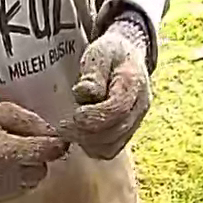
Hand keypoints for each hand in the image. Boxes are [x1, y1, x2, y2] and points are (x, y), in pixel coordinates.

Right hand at [0, 102, 67, 201]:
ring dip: (30, 169)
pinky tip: (6, 168)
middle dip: (38, 157)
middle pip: (40, 169)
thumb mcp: (4, 112)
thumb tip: (56, 136)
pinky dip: (21, 179)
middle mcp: (2, 175)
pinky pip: (23, 189)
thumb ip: (32, 122)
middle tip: (24, 145)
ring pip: (34, 181)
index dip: (55, 146)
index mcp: (3, 151)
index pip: (42, 152)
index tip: (61, 141)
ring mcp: (0, 190)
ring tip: (12, 157)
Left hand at [64, 17, 151, 160]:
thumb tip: (83, 93)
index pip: (118, 109)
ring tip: (70, 131)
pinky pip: (110, 150)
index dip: (95, 117)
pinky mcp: (127, 135)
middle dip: (86, 133)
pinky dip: (93, 147)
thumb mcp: (100, 52)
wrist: (128, 59)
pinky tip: (80, 135)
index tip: (74, 116)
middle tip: (63, 128)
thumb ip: (93, 72)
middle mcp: (139, 108)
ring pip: (112, 146)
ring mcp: (135, 124)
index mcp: (134, 83)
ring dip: (88, 142)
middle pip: (114, 132)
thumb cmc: (110, 54)